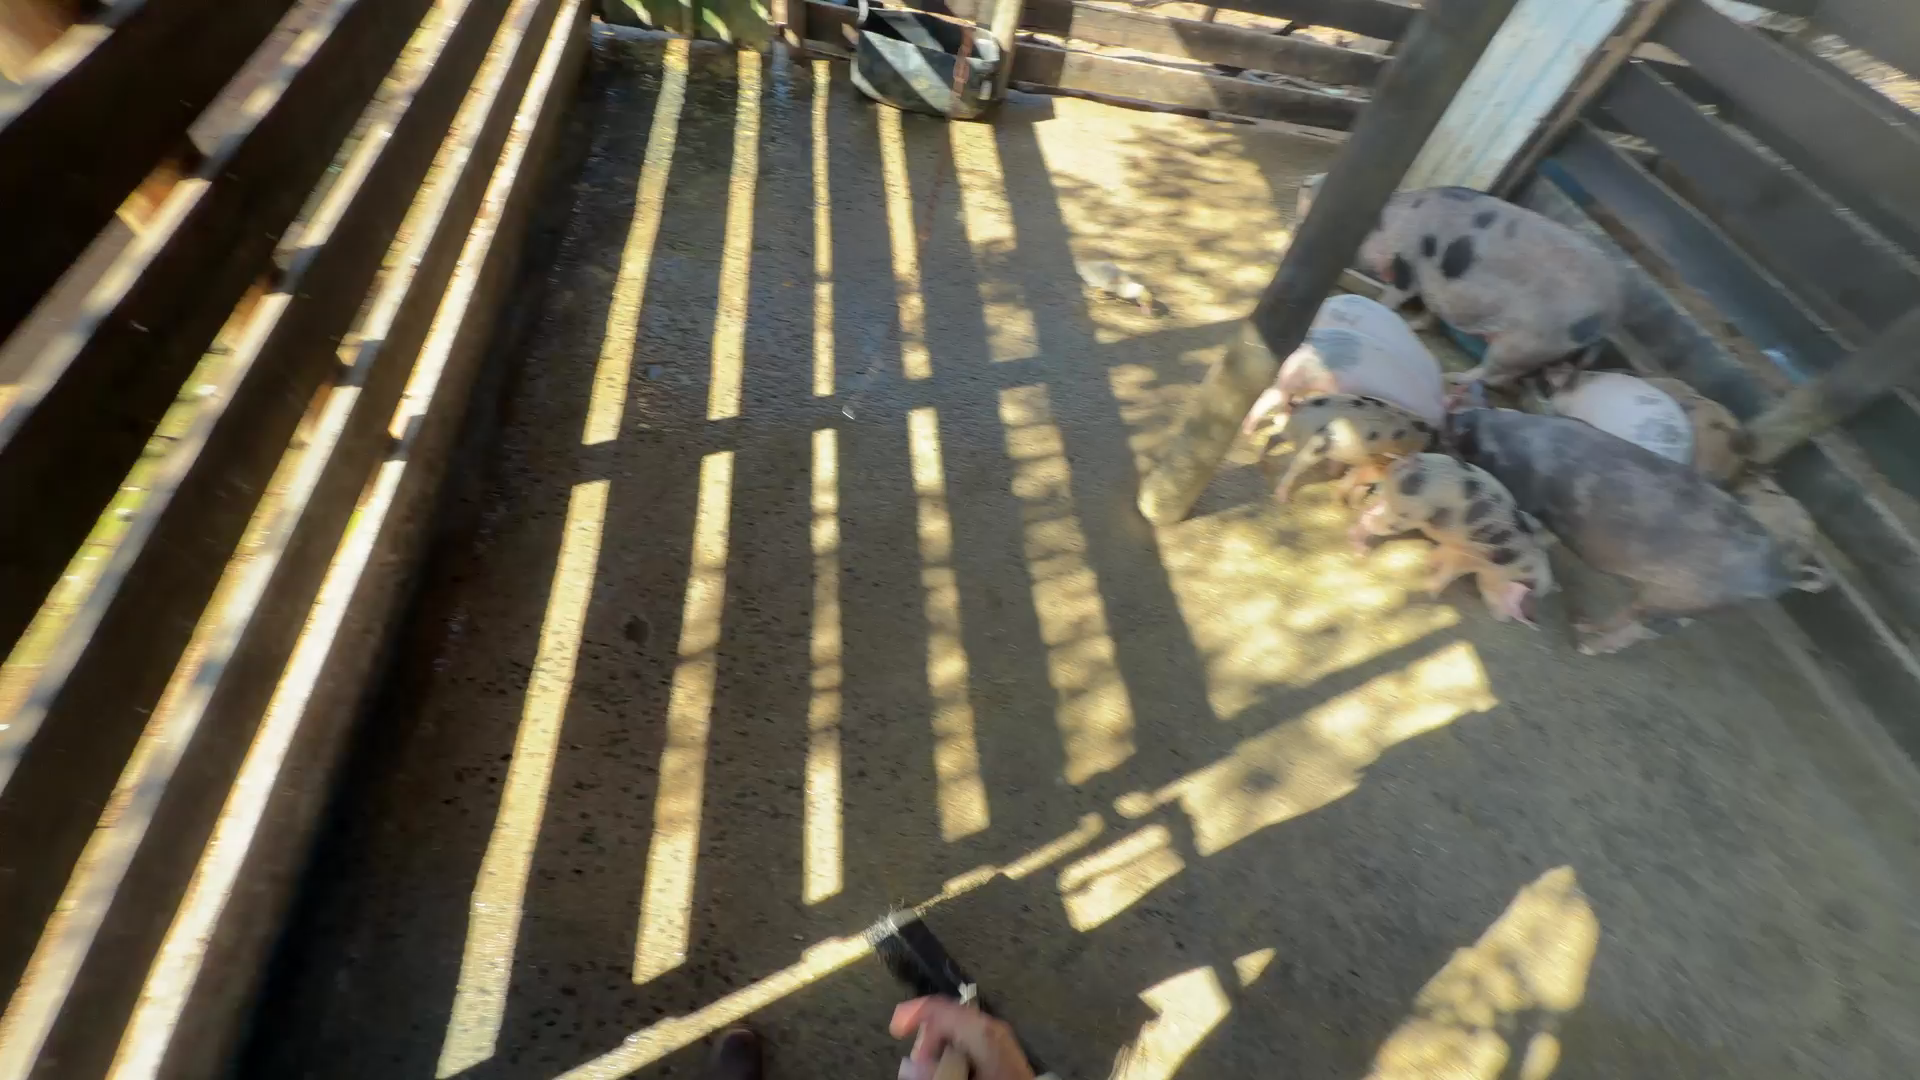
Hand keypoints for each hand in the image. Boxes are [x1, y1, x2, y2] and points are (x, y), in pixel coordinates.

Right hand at [890, 997, 1035, 1079]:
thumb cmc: (998, 1079)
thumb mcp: (961, 1077)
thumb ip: (935, 1071)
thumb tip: (909, 1066)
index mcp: (981, 1028)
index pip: (940, 1006)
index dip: (914, 1012)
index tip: (897, 1028)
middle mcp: (990, 1025)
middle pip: (948, 1018)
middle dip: (927, 1038)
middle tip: (917, 1064)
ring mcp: (999, 1036)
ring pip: (959, 1031)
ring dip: (940, 1048)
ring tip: (931, 1068)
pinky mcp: (1002, 1050)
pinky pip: (971, 1041)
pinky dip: (954, 1052)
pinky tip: (950, 1068)